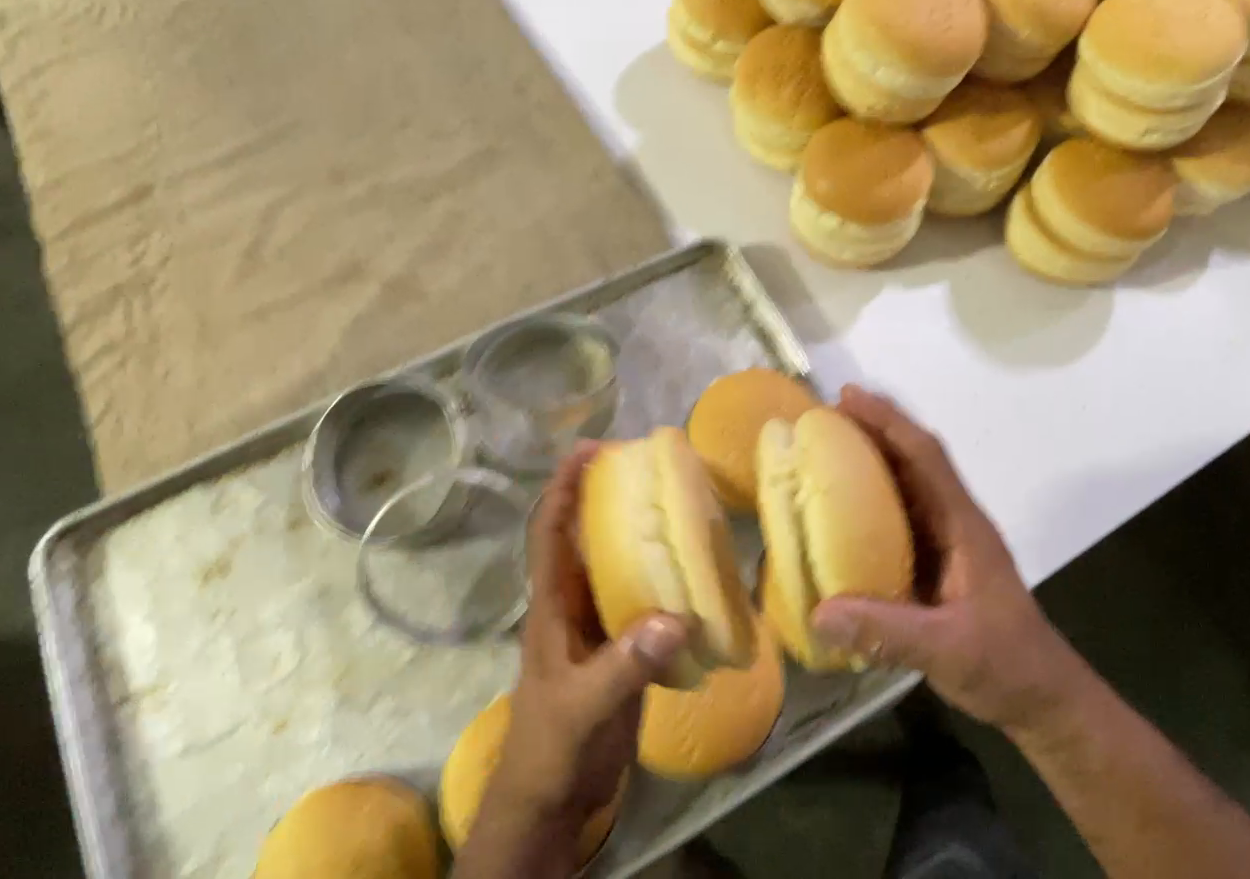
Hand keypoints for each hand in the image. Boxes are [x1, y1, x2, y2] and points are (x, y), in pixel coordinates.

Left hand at [479, 442, 688, 831]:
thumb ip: (626, 665)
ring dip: (641, 539)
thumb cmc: (553, 746)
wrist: (554, 801)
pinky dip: (667, 587)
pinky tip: (699, 579)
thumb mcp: (584, 706)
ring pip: (617, 569)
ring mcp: (598, 630)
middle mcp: (574, 607)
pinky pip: (644, 606)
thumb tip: (675, 618)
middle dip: (609, 499)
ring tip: (682, 509)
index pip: (549, 532)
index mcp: (552, 607)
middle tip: (651, 468)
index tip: (590, 449)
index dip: (564, 488)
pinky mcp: (623, 654)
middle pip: (587, 539)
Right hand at [812, 386, 1080, 735]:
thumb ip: (887, 632)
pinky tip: (836, 515)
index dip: (889, 422)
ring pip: (906, 487)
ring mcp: (946, 544)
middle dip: (873, 430)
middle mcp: (953, 524)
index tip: (849, 397)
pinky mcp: (935, 566)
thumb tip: (819, 614)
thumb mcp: (947, 650)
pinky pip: (897, 520)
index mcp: (963, 526)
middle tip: (821, 416)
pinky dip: (868, 503)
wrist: (1042, 697)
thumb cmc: (1006, 665)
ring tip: (821, 451)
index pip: (926, 457)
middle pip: (913, 460)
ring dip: (869, 462)